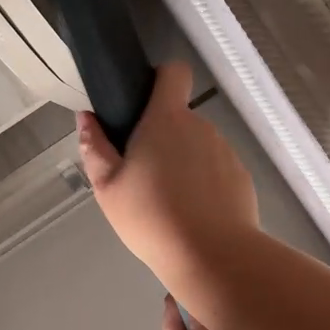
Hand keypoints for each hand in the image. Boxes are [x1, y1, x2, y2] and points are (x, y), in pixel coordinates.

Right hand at [77, 62, 258, 279]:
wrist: (213, 256)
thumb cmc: (152, 218)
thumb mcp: (109, 188)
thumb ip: (96, 148)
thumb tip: (87, 118)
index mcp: (168, 120)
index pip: (174, 73)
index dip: (160, 79)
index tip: (145, 101)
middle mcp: (202, 128)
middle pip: (182, 119)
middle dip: (164, 138)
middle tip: (144, 175)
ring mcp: (227, 153)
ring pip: (200, 148)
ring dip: (186, 164)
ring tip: (170, 202)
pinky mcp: (242, 179)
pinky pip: (219, 173)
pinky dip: (207, 186)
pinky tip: (195, 215)